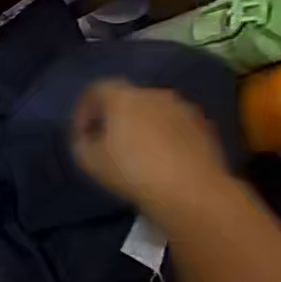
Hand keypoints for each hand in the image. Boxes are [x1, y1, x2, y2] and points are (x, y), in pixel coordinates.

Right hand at [71, 79, 233, 216]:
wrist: (190, 191)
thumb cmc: (132, 173)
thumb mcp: (89, 162)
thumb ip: (79, 141)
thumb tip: (85, 134)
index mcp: (123, 97)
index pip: (96, 90)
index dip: (84, 109)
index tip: (83, 133)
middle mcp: (153, 94)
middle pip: (126, 98)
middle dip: (114, 117)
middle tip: (108, 143)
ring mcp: (182, 107)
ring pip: (152, 110)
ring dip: (141, 125)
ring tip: (138, 153)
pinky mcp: (201, 123)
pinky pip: (173, 123)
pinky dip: (163, 134)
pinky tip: (162, 158)